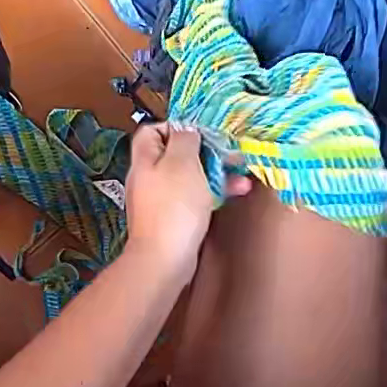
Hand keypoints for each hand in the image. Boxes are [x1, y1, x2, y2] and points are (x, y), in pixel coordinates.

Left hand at [124, 124, 250, 271]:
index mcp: (146, 159)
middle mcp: (149, 178)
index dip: (179, 127)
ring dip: (216, 174)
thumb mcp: (182, 162)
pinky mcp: (173, 221)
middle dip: (206, 153)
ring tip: (241, 176)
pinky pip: (193, 199)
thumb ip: (185, 139)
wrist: (165, 259)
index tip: (203, 134)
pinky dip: (212, 194)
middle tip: (230, 155)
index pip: (154, 130)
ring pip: (190, 178)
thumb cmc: (174, 207)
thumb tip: (187, 129)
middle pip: (177, 155)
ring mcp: (160, 201)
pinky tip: (234, 193)